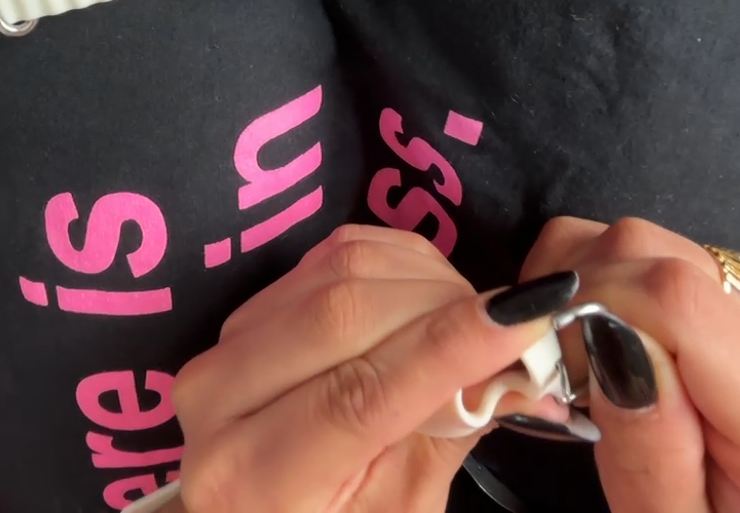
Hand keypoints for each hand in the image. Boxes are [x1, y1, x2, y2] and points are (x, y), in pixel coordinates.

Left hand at [171, 225, 578, 511]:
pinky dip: (395, 260)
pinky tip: (428, 289)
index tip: (524, 315)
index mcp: (251, 478)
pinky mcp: (252, 302)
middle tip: (508, 317)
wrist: (254, 510)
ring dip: (423, 278)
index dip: (446, 346)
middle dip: (441, 303)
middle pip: (342, 312)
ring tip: (471, 312)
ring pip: (338, 268)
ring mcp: (228, 336)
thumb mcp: (399, 510)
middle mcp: (216, 394)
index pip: (358, 394)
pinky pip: (331, 253)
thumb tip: (521, 364)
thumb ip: (449, 431)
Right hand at [520, 218, 739, 512]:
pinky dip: (603, 271)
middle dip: (586, 298)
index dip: (599, 309)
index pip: (683, 302)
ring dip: (590, 284)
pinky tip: (611, 332)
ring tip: (595, 360)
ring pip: (648, 239)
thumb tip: (606, 332)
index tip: (569, 369)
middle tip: (574, 374)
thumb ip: (646, 449)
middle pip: (657, 255)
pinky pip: (655, 242)